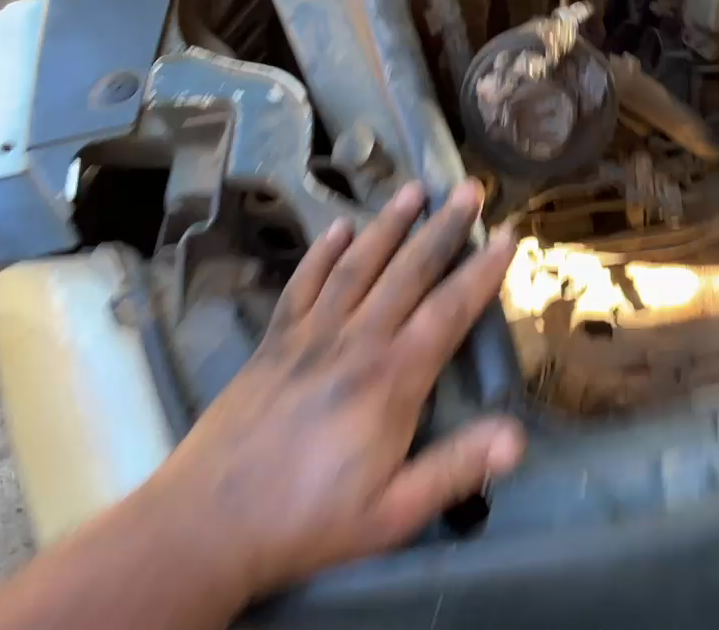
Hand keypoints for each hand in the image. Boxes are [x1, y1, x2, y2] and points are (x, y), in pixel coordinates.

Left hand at [136, 180, 524, 598]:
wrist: (202, 529)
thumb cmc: (307, 521)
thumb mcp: (393, 511)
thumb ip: (456, 468)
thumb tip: (517, 438)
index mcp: (392, 379)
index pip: (449, 310)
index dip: (482, 271)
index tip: (506, 234)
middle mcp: (355, 342)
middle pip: (408, 272)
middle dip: (443, 228)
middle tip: (468, 188)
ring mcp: (309, 337)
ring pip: (357, 267)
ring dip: (388, 225)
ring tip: (413, 189)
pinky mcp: (271, 344)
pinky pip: (302, 286)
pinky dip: (322, 254)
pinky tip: (339, 229)